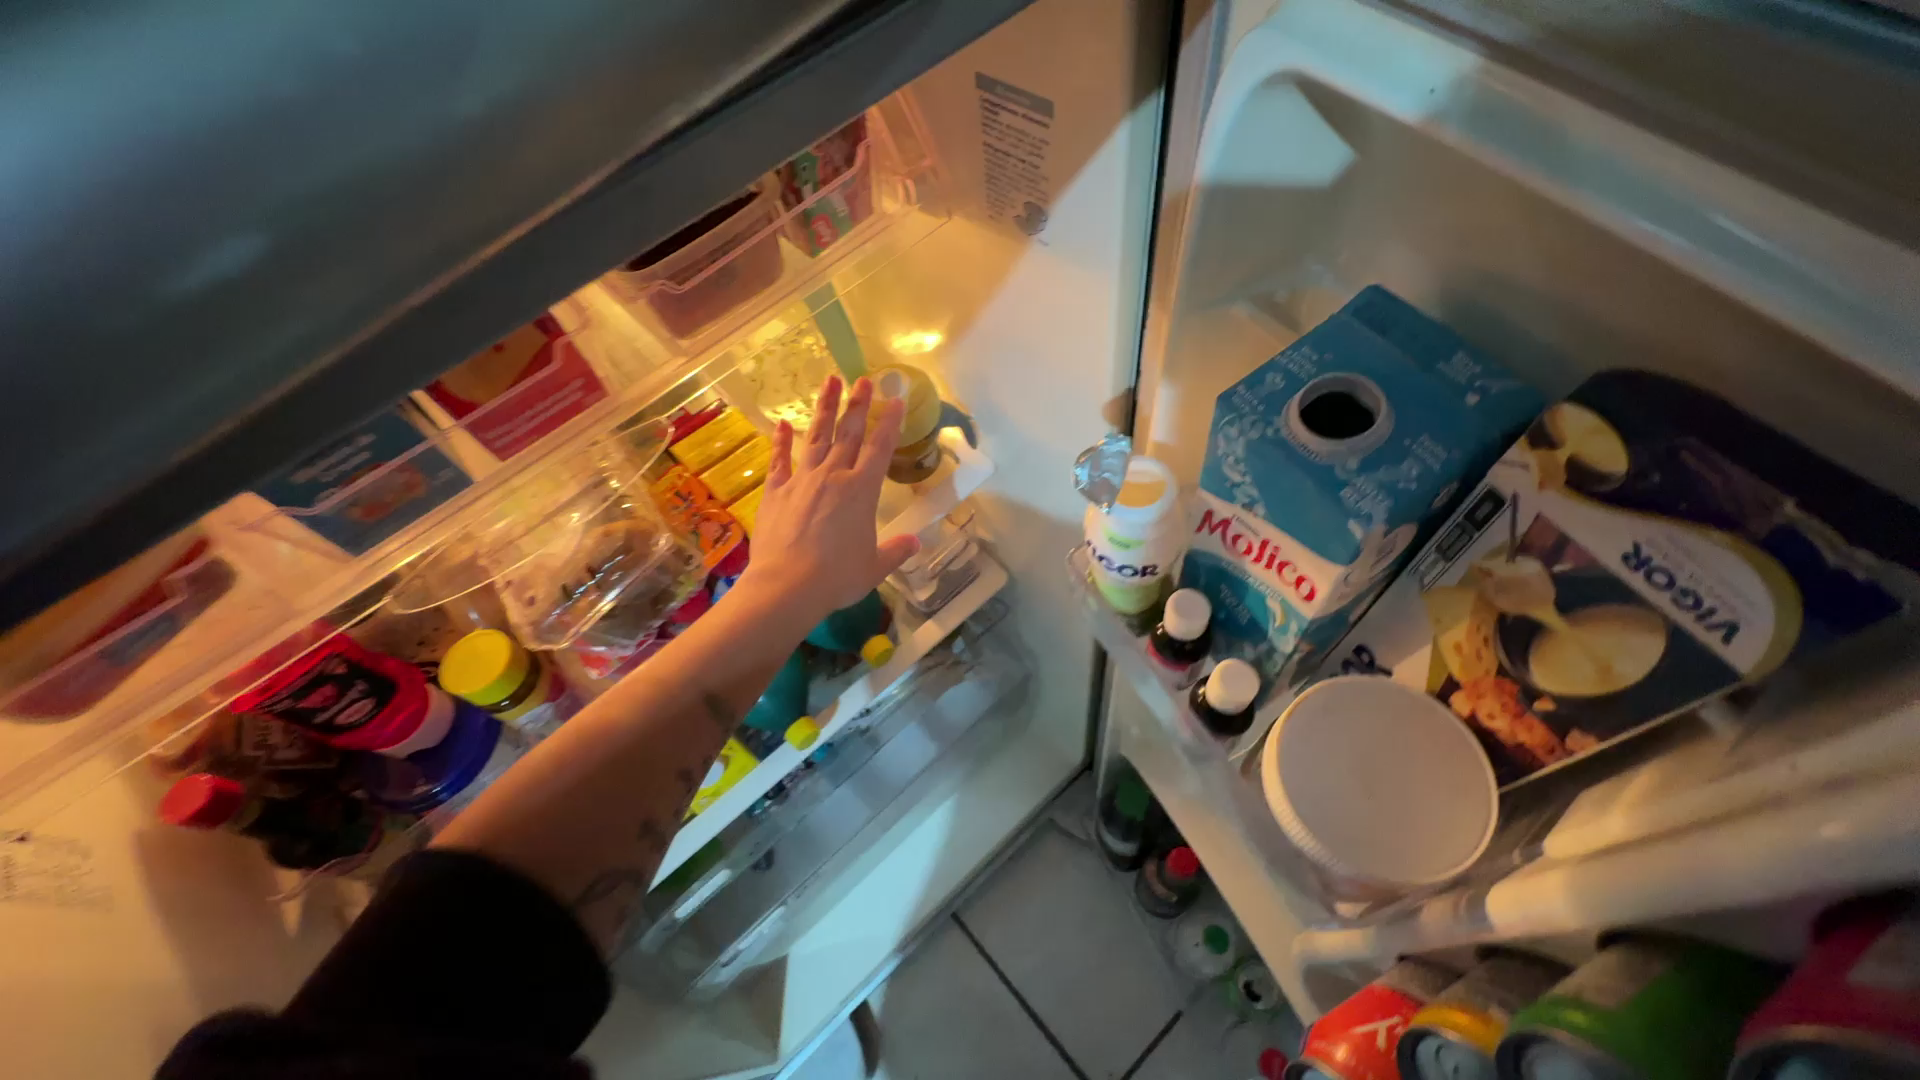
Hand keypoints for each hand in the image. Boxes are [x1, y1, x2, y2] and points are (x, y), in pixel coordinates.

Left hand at [732, 376, 920, 628]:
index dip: (890, 422)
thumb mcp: (874, 567)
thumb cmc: (837, 577)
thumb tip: (915, 543)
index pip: (880, 448)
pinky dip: (781, 441)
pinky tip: (782, 423)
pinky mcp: (776, 491)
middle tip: (864, 380)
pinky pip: (780, 460)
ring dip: (824, 408)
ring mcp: (802, 480)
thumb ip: (895, 551)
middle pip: (849, 433)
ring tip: (829, 381)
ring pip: (816, 436)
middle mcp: (834, 476)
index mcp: (862, 491)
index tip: (896, 399)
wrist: (787, 586)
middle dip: (858, 404)